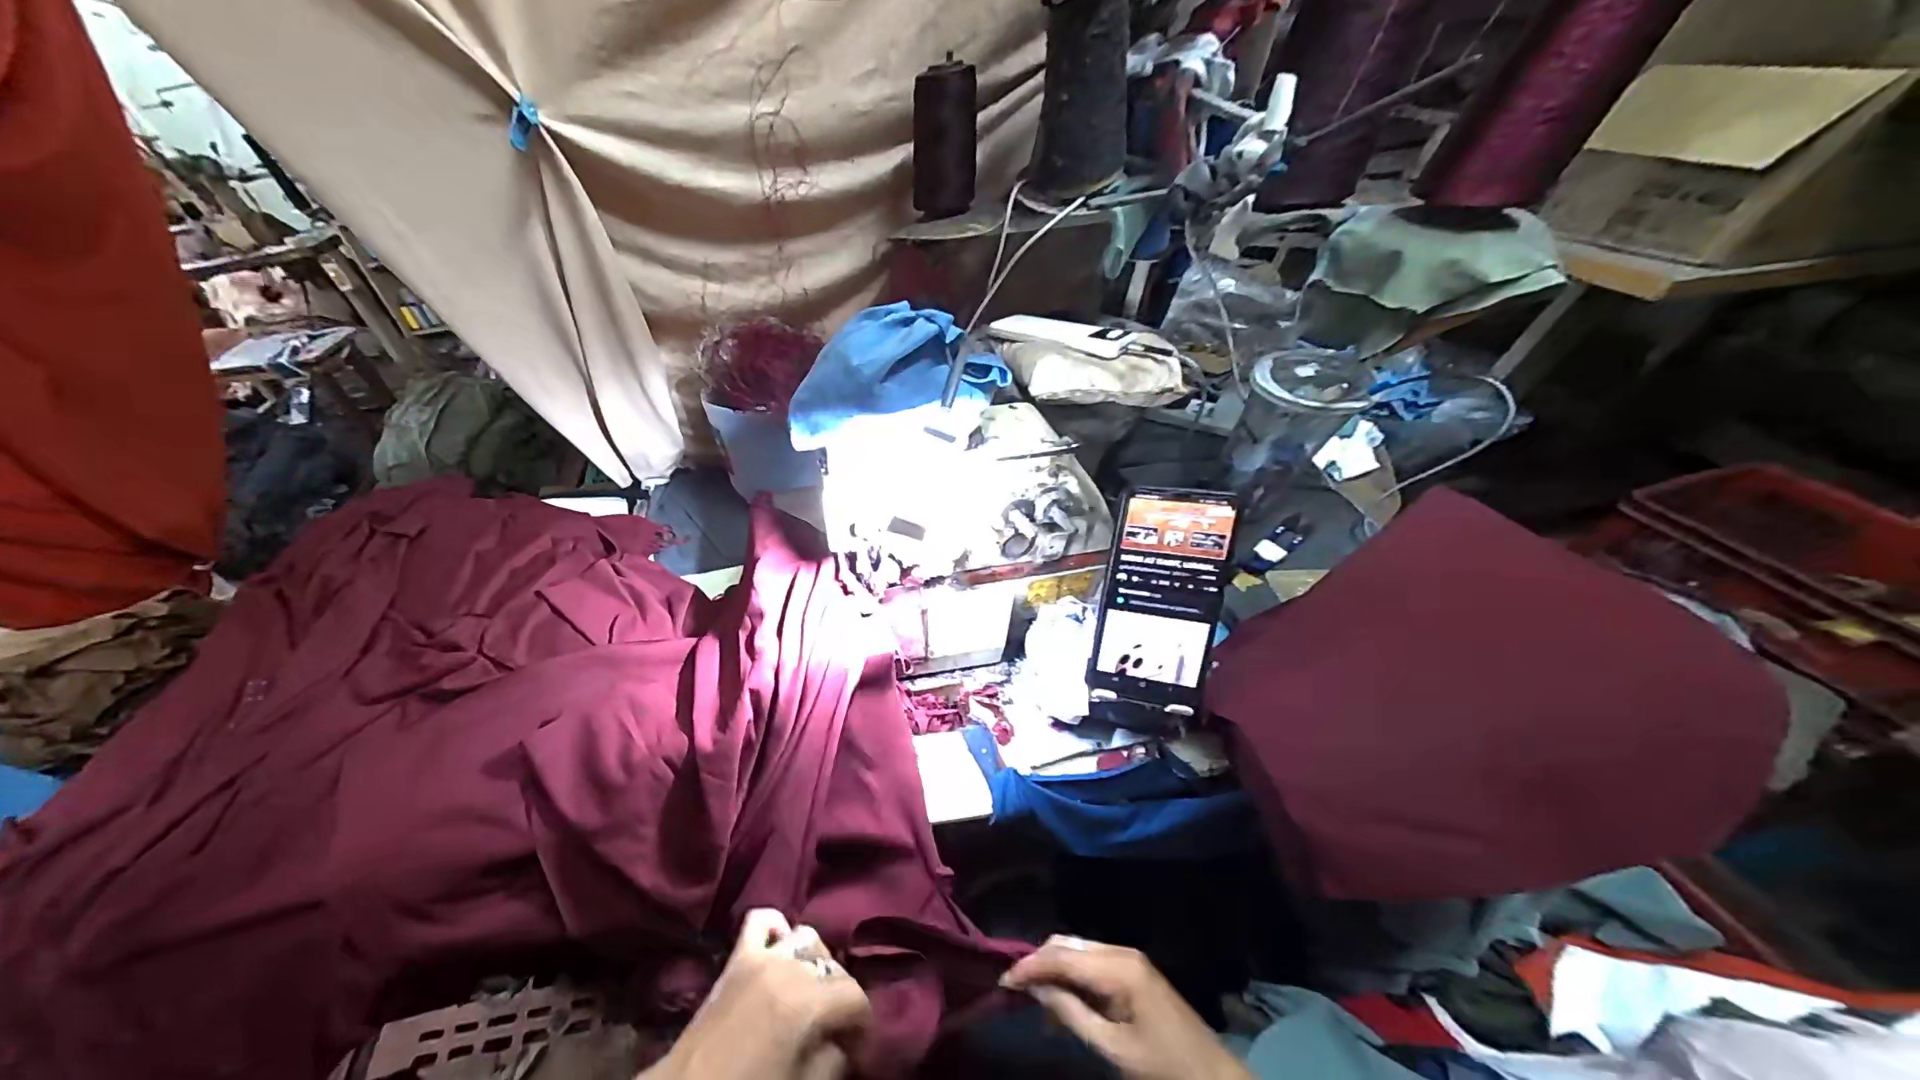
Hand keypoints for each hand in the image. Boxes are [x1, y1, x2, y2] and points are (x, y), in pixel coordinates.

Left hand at [645, 909, 871, 1079]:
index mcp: (806, 1004)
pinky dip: (777, 930)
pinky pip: (762, 922)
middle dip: (842, 1000)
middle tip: (836, 1032)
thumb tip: (843, 1041)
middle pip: (834, 968)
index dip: (863, 1026)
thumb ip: (835, 1060)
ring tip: (811, 994)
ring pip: (806, 939)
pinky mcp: (736, 959)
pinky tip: (781, 952)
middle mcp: (788, 969)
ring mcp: (760, 958)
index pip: (855, 997)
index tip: (858, 1051)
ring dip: (816, 965)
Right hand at [1001, 935, 1251, 1079]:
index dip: (1029, 966)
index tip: (1002, 980)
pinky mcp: (1134, 970)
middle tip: (1013, 987)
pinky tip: (1061, 999)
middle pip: (1067, 944)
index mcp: (1118, 968)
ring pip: (1078, 950)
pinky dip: (1071, 974)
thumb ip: (1071, 1014)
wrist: (1214, 1077)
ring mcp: (1130, 958)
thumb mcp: (1112, 1047)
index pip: (1062, 957)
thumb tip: (1035, 989)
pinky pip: (1092, 962)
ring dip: (1053, 967)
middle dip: (1038, 961)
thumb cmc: (1163, 1067)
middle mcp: (1122, 952)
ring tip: (1032, 996)